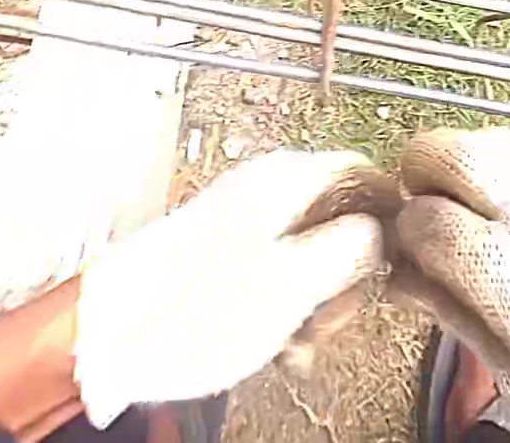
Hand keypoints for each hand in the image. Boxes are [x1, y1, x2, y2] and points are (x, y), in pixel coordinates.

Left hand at [72, 149, 394, 426]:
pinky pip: (280, 265)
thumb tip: (381, 231)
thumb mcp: (293, 282)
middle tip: (330, 314)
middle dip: (346, 270)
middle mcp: (268, 186)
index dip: (385, 213)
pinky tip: (276, 339)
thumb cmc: (198, 306)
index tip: (395, 261)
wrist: (115, 330)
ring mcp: (247, 215)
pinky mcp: (230, 245)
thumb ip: (349, 248)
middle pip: (339, 213)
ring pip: (312, 246)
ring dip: (317, 295)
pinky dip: (288, 301)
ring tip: (296, 337)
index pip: (360, 170)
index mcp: (286, 178)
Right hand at [391, 128, 509, 442]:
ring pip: (505, 139)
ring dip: (484, 168)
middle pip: (454, 150)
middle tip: (438, 198)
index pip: (424, 218)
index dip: (411, 231)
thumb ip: (461, 318)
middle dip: (427, 168)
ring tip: (503, 209)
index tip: (421, 244)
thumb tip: (402, 273)